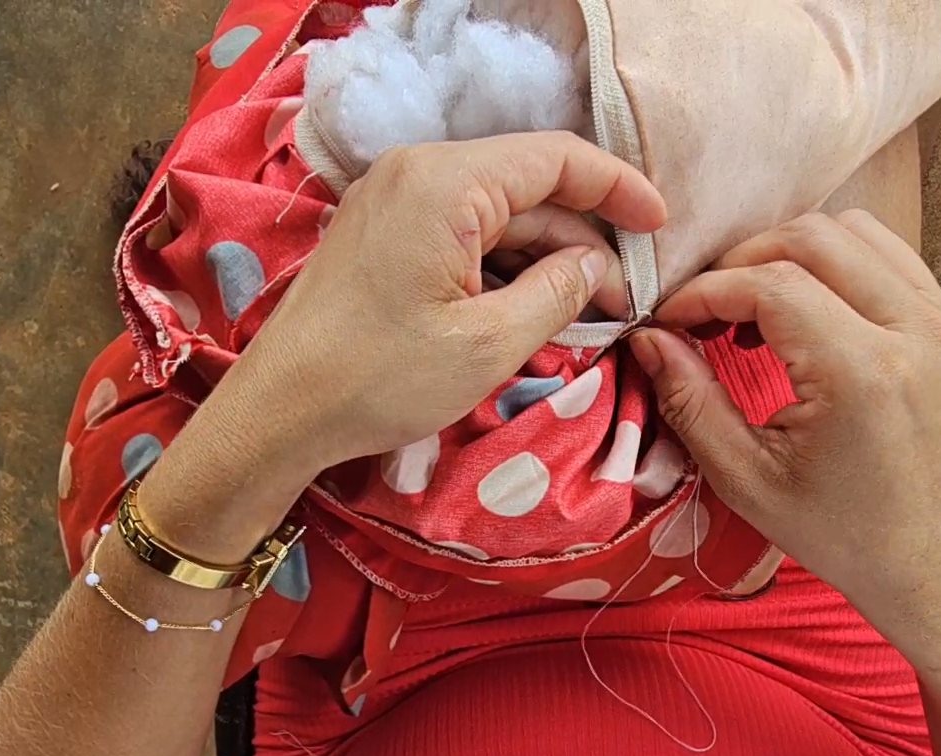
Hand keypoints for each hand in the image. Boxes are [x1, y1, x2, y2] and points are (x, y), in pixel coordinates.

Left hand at [137, 132, 663, 564]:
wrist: (280, 412)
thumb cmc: (380, 380)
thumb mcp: (487, 345)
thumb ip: (556, 292)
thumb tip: (596, 265)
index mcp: (446, 183)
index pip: (555, 159)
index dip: (618, 189)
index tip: (660, 225)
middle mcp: (414, 175)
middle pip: (524, 191)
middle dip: (578, 242)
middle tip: (616, 302)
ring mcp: (389, 205)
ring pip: (490, 218)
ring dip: (537, 262)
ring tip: (576, 315)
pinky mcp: (376, 240)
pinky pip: (455, 239)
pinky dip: (495, 270)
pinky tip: (521, 309)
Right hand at [631, 209, 940, 636]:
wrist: (925, 558)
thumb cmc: (834, 530)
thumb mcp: (743, 478)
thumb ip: (691, 400)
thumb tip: (649, 340)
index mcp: (862, 373)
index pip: (772, 284)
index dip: (705, 291)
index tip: (667, 319)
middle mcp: (916, 330)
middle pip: (814, 237)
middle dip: (740, 262)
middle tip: (701, 310)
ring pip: (853, 231)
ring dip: (786, 257)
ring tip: (745, 310)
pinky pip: (884, 256)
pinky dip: (828, 266)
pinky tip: (795, 313)